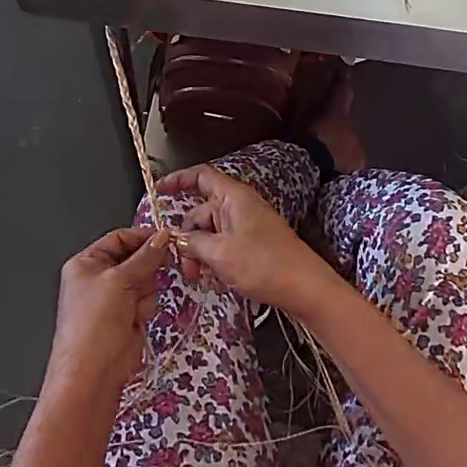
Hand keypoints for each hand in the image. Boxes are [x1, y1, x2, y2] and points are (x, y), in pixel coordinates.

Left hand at [46, 226, 172, 395]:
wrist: (93, 372)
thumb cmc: (94, 323)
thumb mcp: (119, 281)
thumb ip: (144, 258)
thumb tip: (162, 236)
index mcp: (86, 262)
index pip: (118, 239)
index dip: (141, 238)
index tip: (165, 238)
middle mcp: (98, 277)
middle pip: (134, 259)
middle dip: (145, 269)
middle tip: (156, 271)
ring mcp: (113, 298)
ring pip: (144, 280)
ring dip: (145, 291)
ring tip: (134, 306)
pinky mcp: (127, 316)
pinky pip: (146, 300)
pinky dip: (145, 307)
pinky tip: (137, 319)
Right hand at [156, 166, 343, 313]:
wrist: (308, 291)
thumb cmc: (265, 265)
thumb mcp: (220, 253)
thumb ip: (192, 242)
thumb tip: (177, 239)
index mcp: (233, 197)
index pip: (200, 176)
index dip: (177, 180)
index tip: (158, 191)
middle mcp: (240, 206)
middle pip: (202, 211)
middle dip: (188, 235)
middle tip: (182, 262)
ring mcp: (249, 226)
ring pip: (212, 232)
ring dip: (200, 252)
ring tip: (199, 276)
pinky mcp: (255, 245)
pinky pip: (225, 244)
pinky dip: (215, 258)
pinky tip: (214, 279)